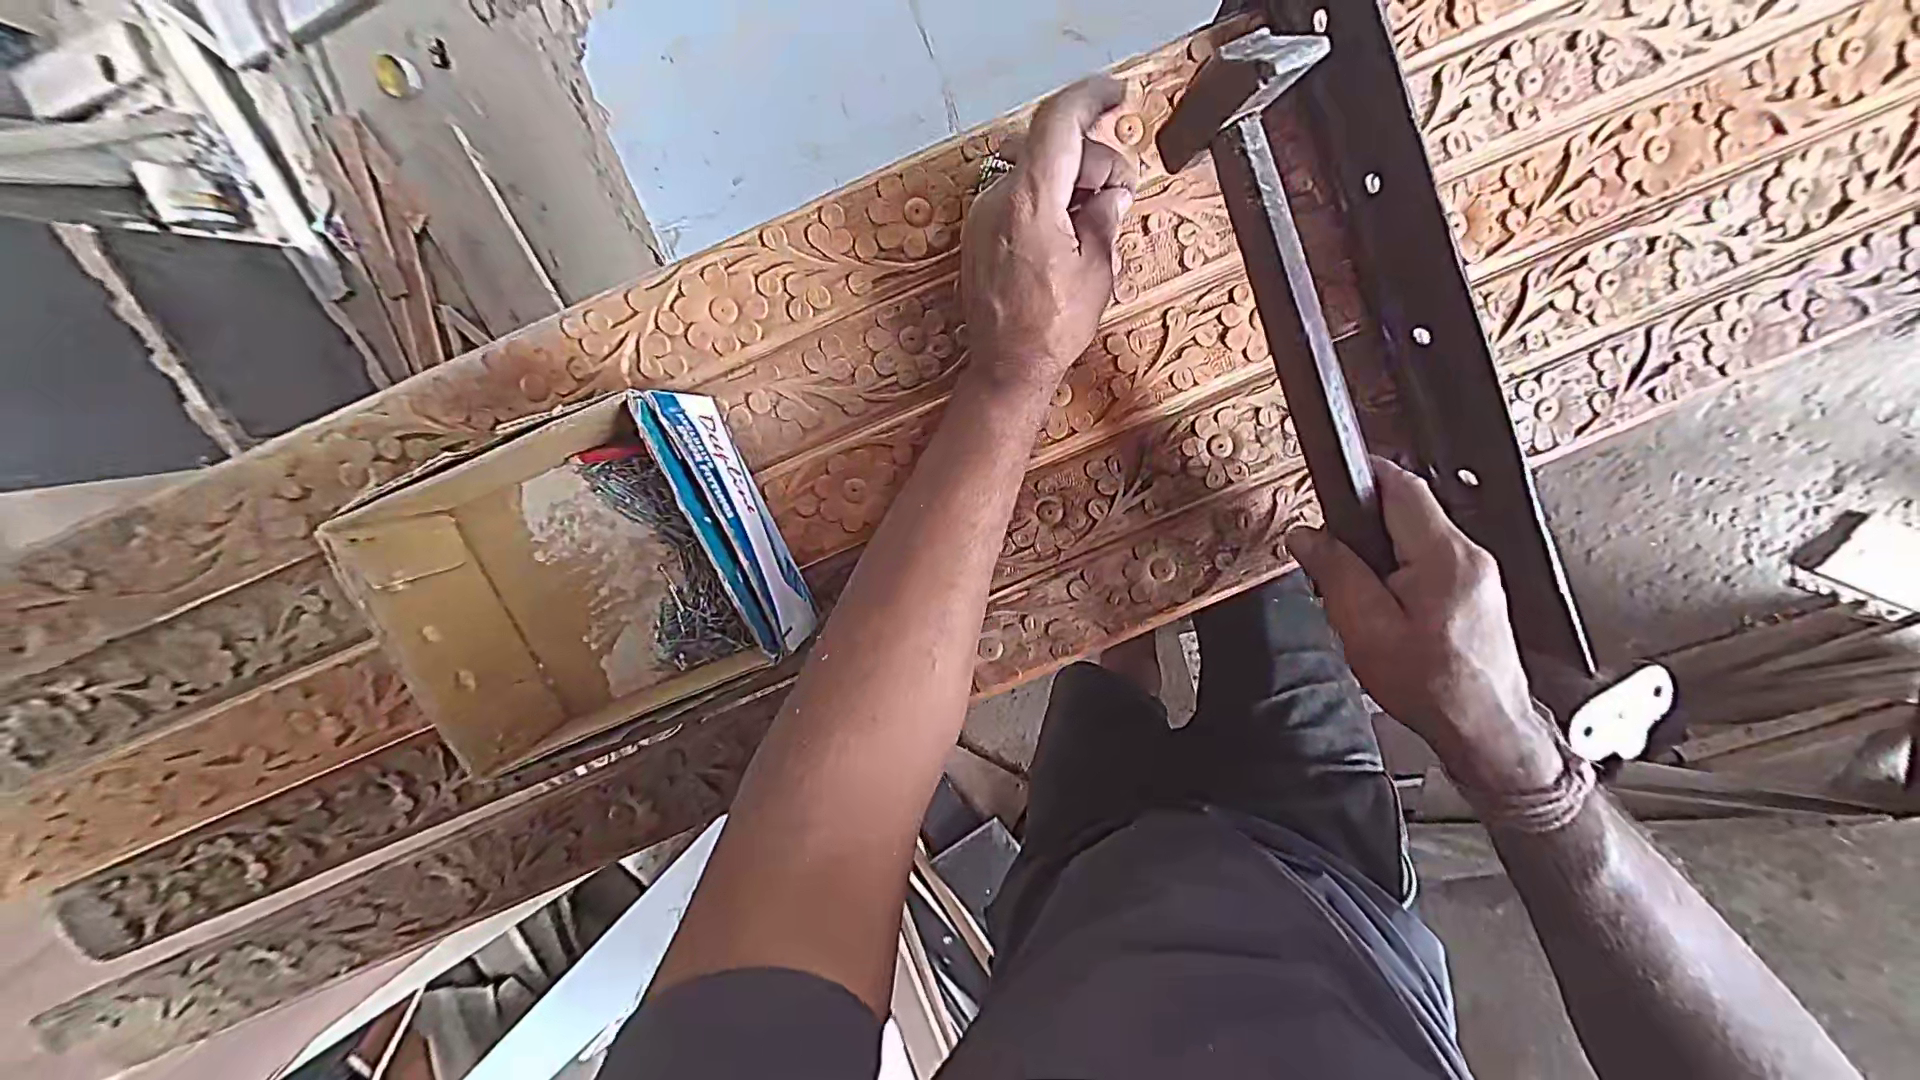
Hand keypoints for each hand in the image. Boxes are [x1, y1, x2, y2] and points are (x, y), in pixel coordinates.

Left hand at [959, 76, 1136, 397]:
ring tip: (1094, 221)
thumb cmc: (1050, 330)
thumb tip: (1112, 194)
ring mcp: (982, 219)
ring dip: (1069, 181)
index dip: (1092, 99)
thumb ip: (1105, 218)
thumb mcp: (1097, 271)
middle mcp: (997, 202)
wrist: (1008, 367)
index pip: (1058, 121)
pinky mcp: (978, 237)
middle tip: (1118, 196)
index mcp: (1030, 203)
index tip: (1116, 98)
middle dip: (1092, 161)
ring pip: (1032, 171)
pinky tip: (1066, 232)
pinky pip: (1016, 197)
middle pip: (1050, 147)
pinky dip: (1045, 200)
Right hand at [1285, 458, 1560, 793]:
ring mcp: (1477, 573)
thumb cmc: (1431, 683)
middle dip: (1360, 523)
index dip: (1364, 473)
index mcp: (1444, 558)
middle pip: (1406, 510)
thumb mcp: (1364, 625)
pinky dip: (1395, 568)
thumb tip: (1307, 535)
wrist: (1482, 726)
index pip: (1402, 487)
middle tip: (1330, 554)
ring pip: (1413, 535)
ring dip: (1376, 549)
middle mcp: (1469, 556)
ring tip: (1355, 589)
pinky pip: (1427, 558)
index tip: (1336, 471)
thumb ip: (1334, 571)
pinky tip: (1380, 603)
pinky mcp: (1474, 588)